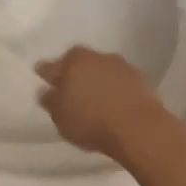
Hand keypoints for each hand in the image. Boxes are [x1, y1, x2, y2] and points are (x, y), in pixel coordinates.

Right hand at [35, 46, 166, 159]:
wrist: (139, 128)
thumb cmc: (91, 122)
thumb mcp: (60, 118)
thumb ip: (50, 101)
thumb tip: (46, 91)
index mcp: (70, 62)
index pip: (49, 66)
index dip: (45, 75)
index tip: (44, 83)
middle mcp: (95, 57)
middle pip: (78, 62)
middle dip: (73, 73)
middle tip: (70, 90)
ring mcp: (120, 65)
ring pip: (101, 69)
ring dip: (96, 79)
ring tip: (94, 98)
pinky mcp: (141, 78)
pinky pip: (120, 80)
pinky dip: (115, 88)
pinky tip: (114, 102)